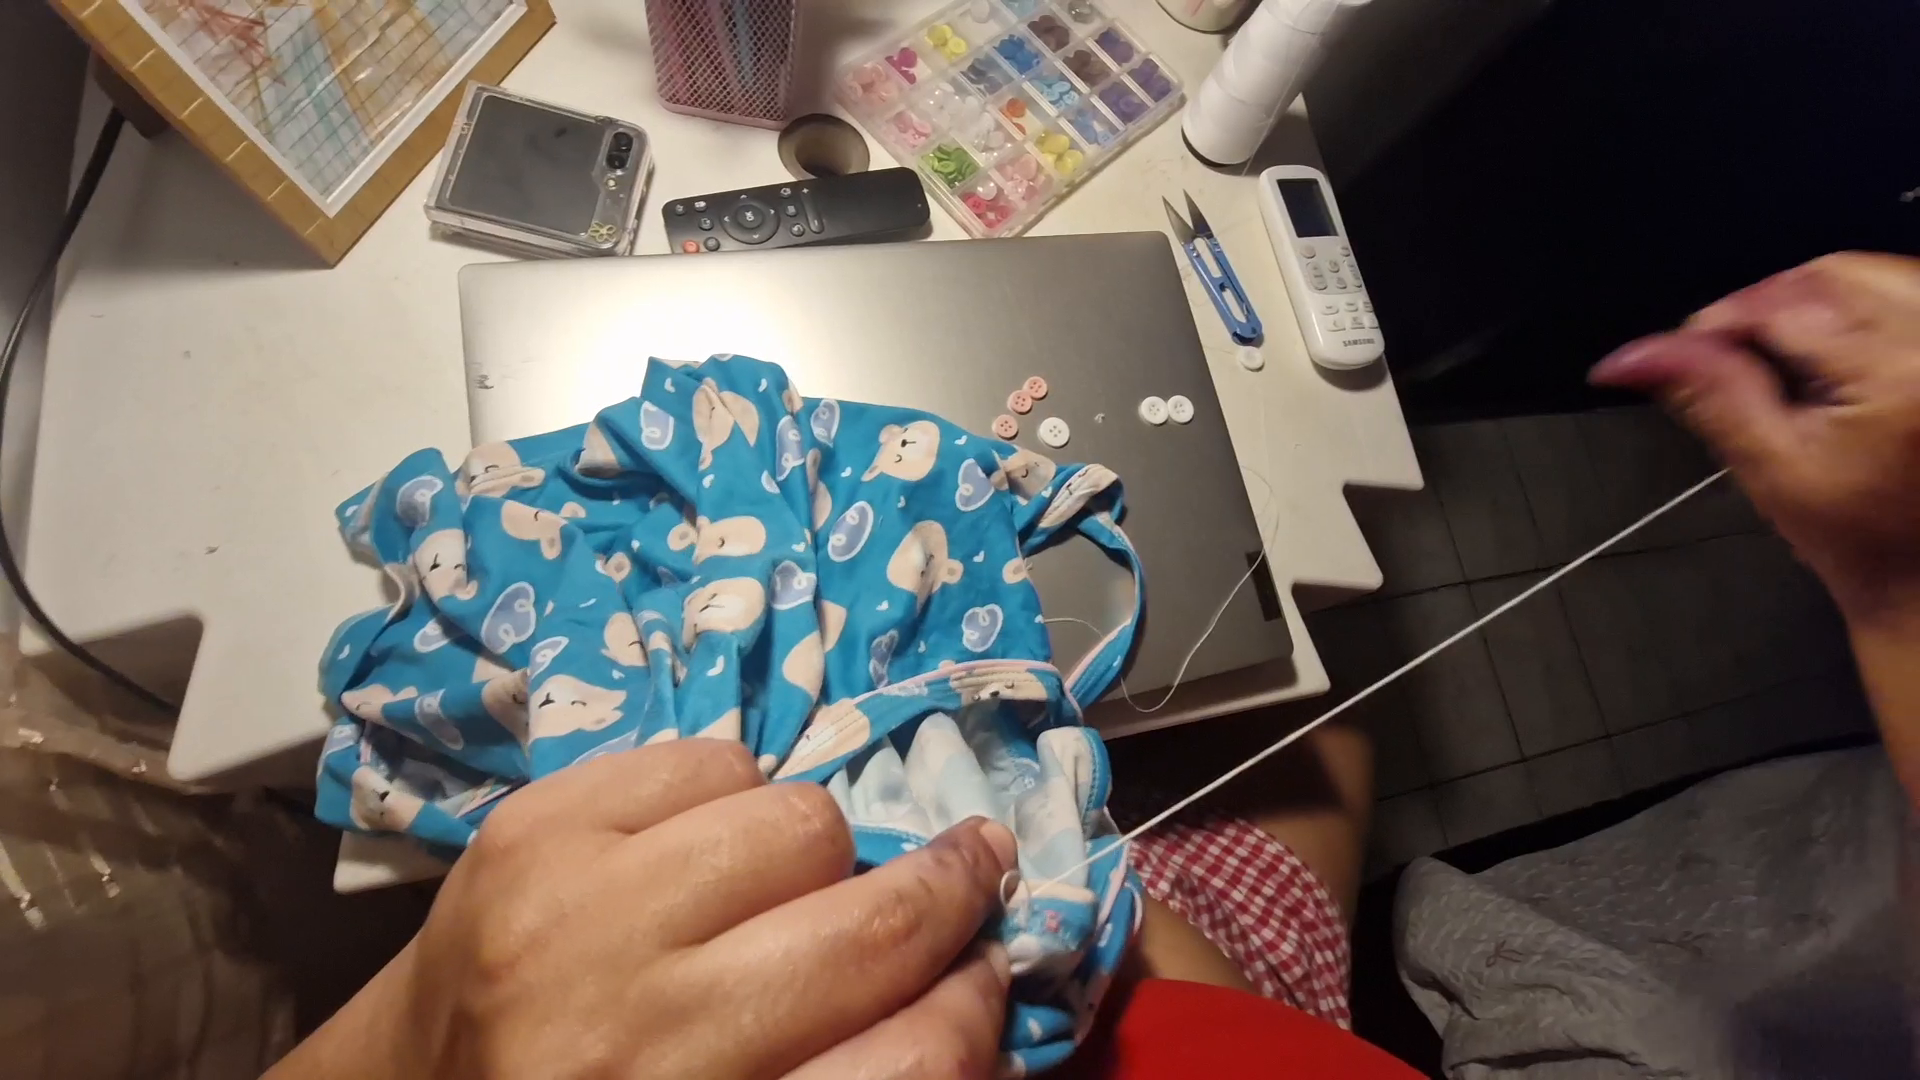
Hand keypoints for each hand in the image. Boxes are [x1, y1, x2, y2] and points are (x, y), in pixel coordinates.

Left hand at [269, 740, 1015, 1079]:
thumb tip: (968, 970)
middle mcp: (631, 1048)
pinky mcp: (534, 829)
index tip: (990, 968)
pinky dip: (733, 792)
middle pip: (866, 929)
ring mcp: (573, 920)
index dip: (974, 1009)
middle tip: (970, 864)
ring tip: (781, 878)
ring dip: (819, 848)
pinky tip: (696, 841)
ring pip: (802, 821)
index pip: (907, 1071)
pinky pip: (717, 758)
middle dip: (946, 888)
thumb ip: (850, 1063)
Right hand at [1590, 253, 1919, 622]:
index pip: (1780, 304)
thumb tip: (1628, 359)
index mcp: (1902, 372)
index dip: (1712, 325)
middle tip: (1722, 359)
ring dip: (1804, 308)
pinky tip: (1827, 359)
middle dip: (1760, 310)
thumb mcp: (1766, 464)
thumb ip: (1704, 394)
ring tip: (1775, 363)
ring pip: (1871, 275)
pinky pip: (1902, 292)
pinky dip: (1849, 312)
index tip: (1673, 359)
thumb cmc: (1863, 533)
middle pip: (1832, 274)